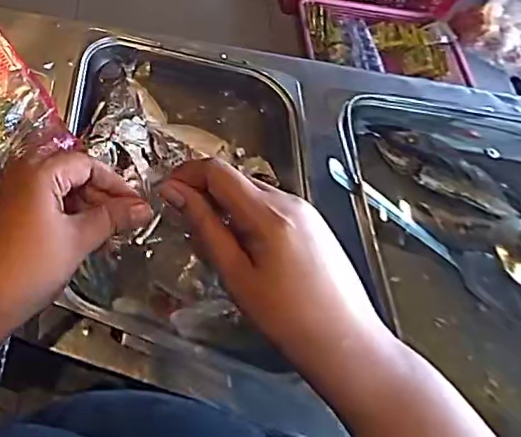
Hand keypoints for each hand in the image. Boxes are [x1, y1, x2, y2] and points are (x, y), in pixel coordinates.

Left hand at [0, 152, 151, 328]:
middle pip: (75, 171)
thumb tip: (143, 208)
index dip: (116, 183)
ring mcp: (19, 187)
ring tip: (112, 231)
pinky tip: (88, 233)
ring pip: (63, 185)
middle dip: (103, 194)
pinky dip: (71, 212)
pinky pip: (50, 197)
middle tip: (128, 219)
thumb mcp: (77, 239)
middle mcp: (27, 169)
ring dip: (88, 205)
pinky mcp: (15, 205)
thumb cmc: (31, 265)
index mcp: (40, 169)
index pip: (88, 164)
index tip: (137, 205)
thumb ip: (112, 218)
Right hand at [159, 158, 388, 371]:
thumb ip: (203, 226)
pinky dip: (248, 215)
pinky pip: (270, 205)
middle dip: (204, 192)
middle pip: (234, 178)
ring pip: (251, 191)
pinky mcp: (313, 223)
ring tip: (216, 242)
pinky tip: (247, 249)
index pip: (216, 170)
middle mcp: (289, 201)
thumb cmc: (292, 322)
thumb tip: (174, 191)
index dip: (186, 174)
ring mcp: (305, 211)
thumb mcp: (236, 275)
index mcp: (269, 212)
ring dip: (226, 205)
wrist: (353, 351)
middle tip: (186, 222)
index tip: (167, 191)